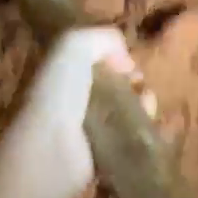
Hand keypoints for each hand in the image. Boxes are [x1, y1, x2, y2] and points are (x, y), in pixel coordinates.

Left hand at [7, 28, 152, 196]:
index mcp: (54, 75)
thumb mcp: (74, 45)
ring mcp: (82, 133)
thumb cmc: (57, 91)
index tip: (127, 59)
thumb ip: (102, 37)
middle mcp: (66, 102)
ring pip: (119, 113)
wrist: (50, 151)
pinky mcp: (99, 159)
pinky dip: (141, 130)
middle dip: (128, 80)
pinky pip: (126, 140)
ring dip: (139, 103)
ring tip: (148, 101)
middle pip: (106, 86)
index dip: (109, 56)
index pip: (86, 61)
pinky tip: (148, 121)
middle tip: (140, 81)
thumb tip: (125, 58)